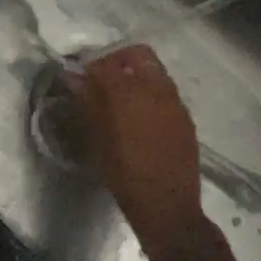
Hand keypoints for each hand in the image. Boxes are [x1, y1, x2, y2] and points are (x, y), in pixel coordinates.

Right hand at [76, 45, 204, 244]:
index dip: (88, 65)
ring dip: (137, 76)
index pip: (104, 63)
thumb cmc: (123, 170)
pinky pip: (167, 94)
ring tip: (121, 99)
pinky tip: (140, 117)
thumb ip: (86, 99)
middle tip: (103, 78)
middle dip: (119, 60)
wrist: (166, 206)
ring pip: (156, 73)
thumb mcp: (96, 135)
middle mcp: (156, 89)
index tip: (78, 74)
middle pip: (140, 55)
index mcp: (129, 91)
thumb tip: (73, 76)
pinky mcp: (186, 120)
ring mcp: (176, 104)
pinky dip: (151, 95)